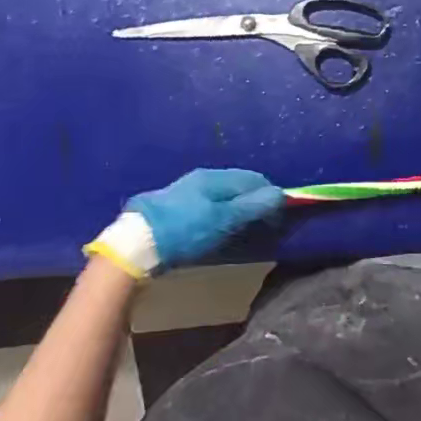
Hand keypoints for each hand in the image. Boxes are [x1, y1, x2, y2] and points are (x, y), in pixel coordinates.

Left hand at [85, 168, 284, 277]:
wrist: (138, 243)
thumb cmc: (186, 230)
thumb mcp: (224, 219)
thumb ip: (253, 206)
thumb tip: (281, 194)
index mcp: (215, 177)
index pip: (255, 178)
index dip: (272, 196)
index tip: (279, 220)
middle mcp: (202, 178)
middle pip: (239, 185)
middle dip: (256, 202)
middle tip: (265, 227)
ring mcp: (188, 190)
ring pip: (225, 195)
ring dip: (240, 209)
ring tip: (246, 230)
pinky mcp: (178, 206)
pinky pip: (211, 205)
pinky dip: (224, 214)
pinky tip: (222, 229)